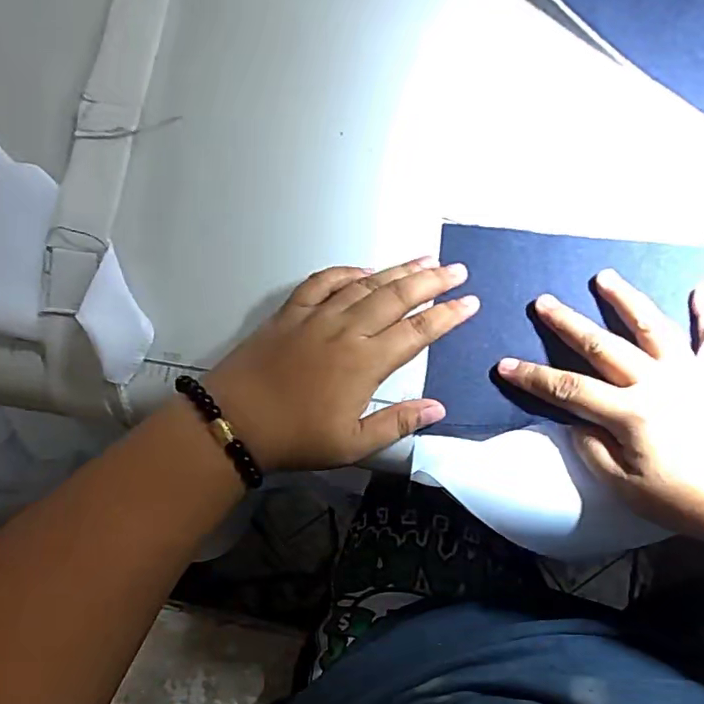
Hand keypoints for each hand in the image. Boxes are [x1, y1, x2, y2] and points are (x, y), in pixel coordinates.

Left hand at [200, 257, 475, 472]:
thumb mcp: (353, 444)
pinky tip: (363, 270)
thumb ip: (398, 423)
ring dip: (397, 271)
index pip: (417, 332)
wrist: (234, 421)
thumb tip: (438, 408)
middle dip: (431, 281)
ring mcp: (317, 317)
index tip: (470, 302)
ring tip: (423, 260)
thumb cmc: (297, 439)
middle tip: (456, 269)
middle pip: (397, 298)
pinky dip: (345, 272)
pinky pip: (322, 283)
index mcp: (366, 363)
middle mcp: (347, 331)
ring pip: (365, 285)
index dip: (447, 316)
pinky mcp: (290, 314)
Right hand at [495, 270, 703, 547]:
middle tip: (543, 303)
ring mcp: (689, 375)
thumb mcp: (623, 485)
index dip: (533, 377)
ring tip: (603, 277)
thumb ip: (594, 449)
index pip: (569, 389)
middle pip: (602, 346)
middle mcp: (656, 383)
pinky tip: (701, 288)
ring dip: (625, 300)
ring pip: (651, 327)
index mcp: (629, 414)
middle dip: (567, 324)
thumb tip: (577, 422)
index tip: (505, 365)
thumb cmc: (679, 500)